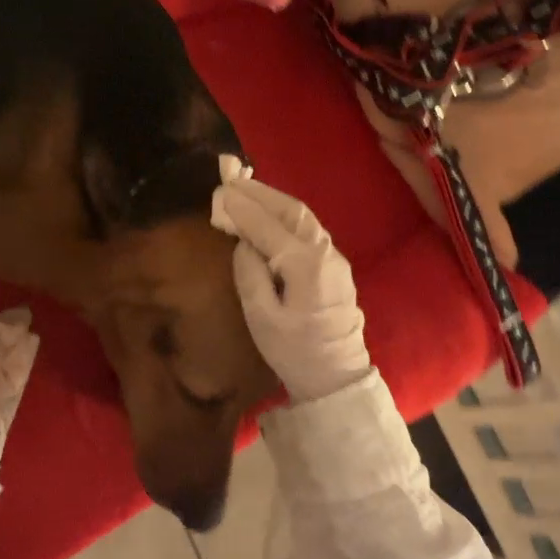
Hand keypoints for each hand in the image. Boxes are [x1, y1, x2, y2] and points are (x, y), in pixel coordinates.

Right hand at [214, 172, 371, 402]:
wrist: (338, 378)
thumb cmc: (296, 353)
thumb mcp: (263, 318)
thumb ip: (250, 274)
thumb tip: (243, 243)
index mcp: (306, 264)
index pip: (268, 226)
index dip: (243, 209)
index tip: (221, 192)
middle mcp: (325, 253)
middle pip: (292, 211)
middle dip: (261, 194)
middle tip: (232, 179)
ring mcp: (334, 259)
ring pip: (304, 217)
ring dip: (275, 201)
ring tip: (248, 190)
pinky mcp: (335, 267)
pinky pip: (309, 230)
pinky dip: (287, 216)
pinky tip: (271, 215)